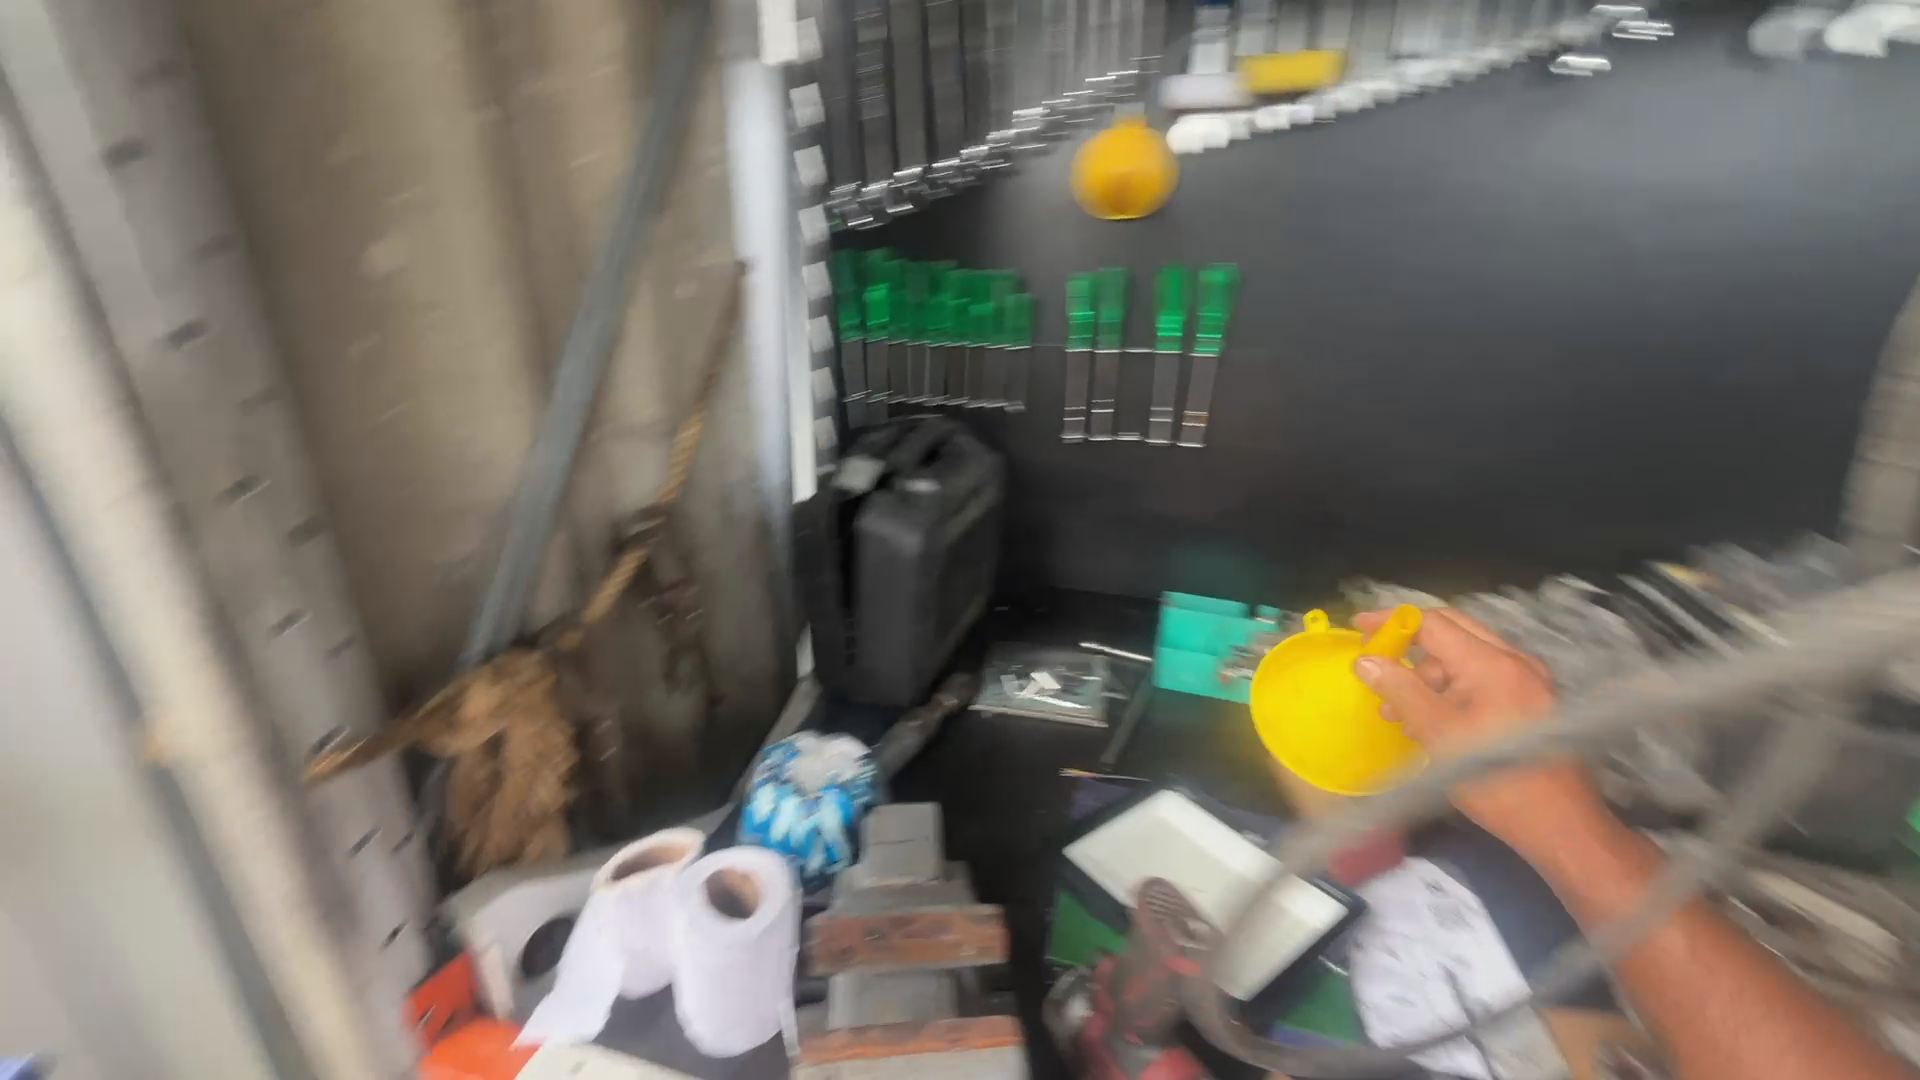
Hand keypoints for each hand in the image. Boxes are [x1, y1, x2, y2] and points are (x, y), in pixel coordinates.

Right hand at [1352, 608, 1608, 859]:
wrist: (1561, 829)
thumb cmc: (1494, 780)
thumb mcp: (1436, 733)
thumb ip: (1399, 689)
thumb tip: (1364, 660)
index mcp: (1493, 665)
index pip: (1433, 623)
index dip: (1391, 621)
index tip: (1358, 628)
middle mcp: (1516, 663)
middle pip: (1453, 630)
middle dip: (1410, 642)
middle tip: (1377, 657)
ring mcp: (1529, 682)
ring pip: (1465, 655)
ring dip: (1427, 671)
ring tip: (1398, 707)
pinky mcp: (1534, 703)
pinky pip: (1482, 677)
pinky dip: (1450, 687)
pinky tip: (1430, 718)